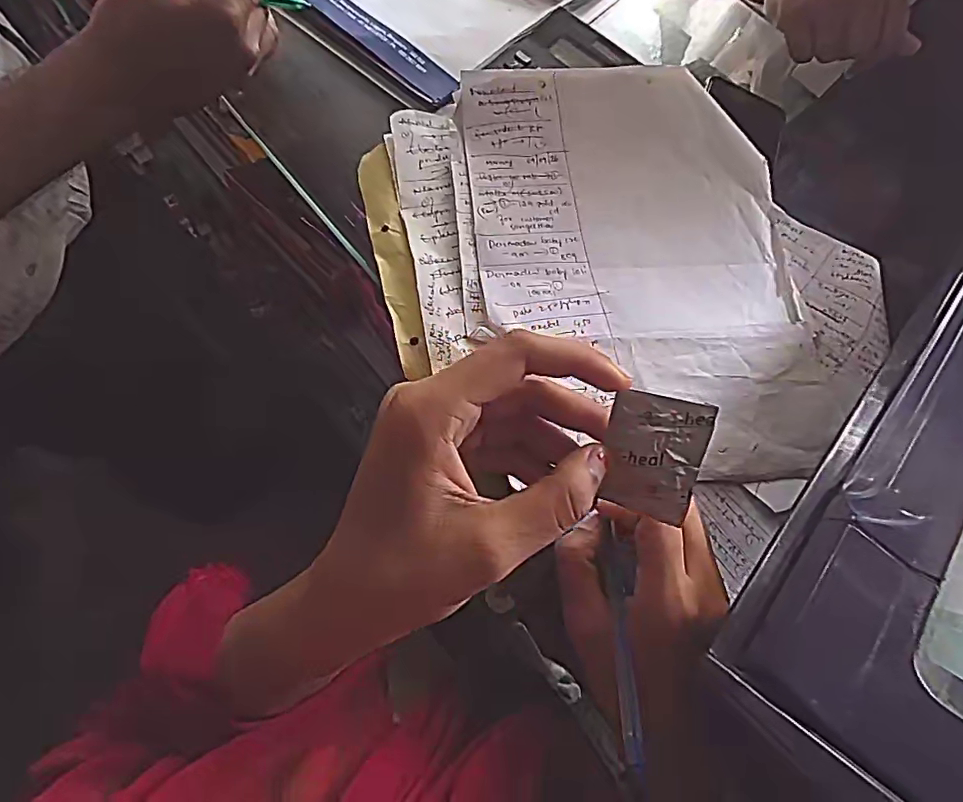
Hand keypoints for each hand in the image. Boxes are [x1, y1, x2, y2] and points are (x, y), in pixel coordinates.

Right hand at [61, 0, 287, 120]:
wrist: (112, 89)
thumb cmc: (121, 36)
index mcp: (226, 12)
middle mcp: (243, 43)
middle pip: (263, 1)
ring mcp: (241, 66)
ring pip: (261, 27)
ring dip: (243, 10)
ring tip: (202, 3)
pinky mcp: (234, 80)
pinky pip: (250, 49)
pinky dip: (237, 33)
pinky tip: (203, 28)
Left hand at [311, 332, 629, 649]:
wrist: (341, 607)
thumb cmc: (399, 580)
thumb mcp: (489, 546)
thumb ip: (555, 501)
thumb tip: (603, 463)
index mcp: (431, 409)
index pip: (515, 355)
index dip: (575, 361)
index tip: (620, 385)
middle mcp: (429, 400)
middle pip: (517, 382)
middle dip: (572, 407)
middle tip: (620, 436)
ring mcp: (433, 420)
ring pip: (511, 408)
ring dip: (556, 432)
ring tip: (600, 462)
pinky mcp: (438, 442)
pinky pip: (496, 433)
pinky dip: (531, 451)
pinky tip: (563, 478)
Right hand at [557, 503, 726, 799]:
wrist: (671, 735)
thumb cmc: (630, 694)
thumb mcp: (585, 626)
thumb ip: (577, 564)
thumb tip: (584, 523)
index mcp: (669, 599)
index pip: (660, 515)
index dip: (628, 495)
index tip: (605, 501)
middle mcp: (703, 590)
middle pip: (684, 507)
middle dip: (645, 496)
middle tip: (617, 508)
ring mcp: (717, 592)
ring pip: (692, 522)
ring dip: (657, 513)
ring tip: (627, 533)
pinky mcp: (719, 595)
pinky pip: (694, 543)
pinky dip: (668, 535)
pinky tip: (644, 555)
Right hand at [760, 0, 919, 64]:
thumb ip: (893, 17)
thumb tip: (911, 48)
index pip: (889, 40)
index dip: (874, 56)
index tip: (862, 59)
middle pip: (859, 49)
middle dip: (845, 51)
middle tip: (835, 37)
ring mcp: (827, 0)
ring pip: (830, 54)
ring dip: (821, 50)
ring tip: (817, 31)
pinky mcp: (796, 12)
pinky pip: (803, 52)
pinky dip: (800, 50)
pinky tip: (802, 33)